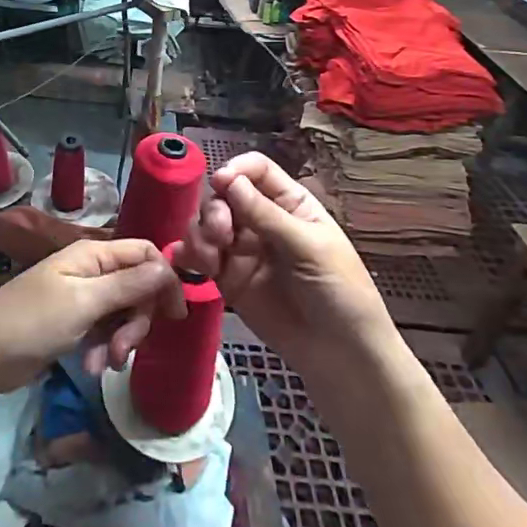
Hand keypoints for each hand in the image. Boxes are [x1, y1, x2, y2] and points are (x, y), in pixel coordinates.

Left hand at [0, 239, 186, 399]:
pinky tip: (92, 366)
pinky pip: (105, 330)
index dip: (164, 280)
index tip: (175, 315)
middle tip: (124, 350)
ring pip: (123, 312)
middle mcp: (91, 270)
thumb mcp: (84, 303)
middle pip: (137, 287)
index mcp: (93, 254)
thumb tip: (168, 268)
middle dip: (137, 321)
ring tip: (104, 365)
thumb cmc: (32, 321)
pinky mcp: (74, 322)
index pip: (145, 254)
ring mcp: (82, 297)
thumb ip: (128, 285)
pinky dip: (104, 348)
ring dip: (121, 340)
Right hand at [175, 153, 390, 368]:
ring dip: (200, 232)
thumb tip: (230, 179)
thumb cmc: (340, 292)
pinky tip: (186, 262)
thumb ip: (267, 215)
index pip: (257, 170)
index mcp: (290, 203)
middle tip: (219, 234)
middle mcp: (262, 219)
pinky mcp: (228, 278)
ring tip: (209, 258)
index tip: (221, 183)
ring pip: (208, 223)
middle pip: (225, 195)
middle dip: (215, 209)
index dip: (237, 171)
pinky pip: (201, 256)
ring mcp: (243, 248)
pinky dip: (188, 254)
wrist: (340, 356)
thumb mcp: (310, 248)